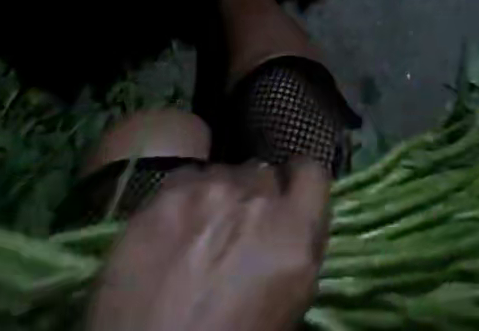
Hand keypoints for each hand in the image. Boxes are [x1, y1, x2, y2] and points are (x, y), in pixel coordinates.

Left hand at [85, 160, 331, 330]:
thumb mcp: (285, 305)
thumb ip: (293, 249)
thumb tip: (286, 226)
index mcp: (294, 234)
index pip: (312, 173)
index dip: (298, 184)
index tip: (287, 198)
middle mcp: (255, 199)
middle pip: (263, 173)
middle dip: (254, 196)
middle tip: (237, 230)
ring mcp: (209, 189)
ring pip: (222, 173)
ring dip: (218, 196)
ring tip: (201, 232)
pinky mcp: (167, 192)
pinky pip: (186, 177)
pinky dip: (184, 196)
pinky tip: (173, 228)